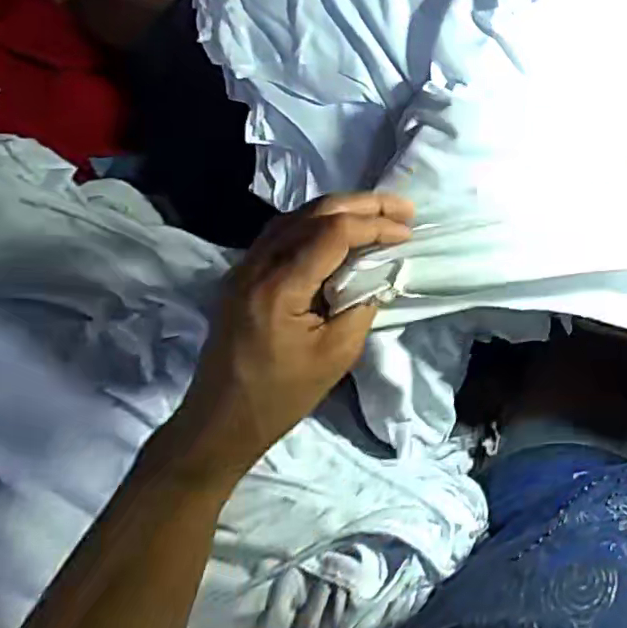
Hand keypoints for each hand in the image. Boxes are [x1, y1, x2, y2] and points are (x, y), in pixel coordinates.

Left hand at [164, 192, 413, 480]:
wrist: (219, 423)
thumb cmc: (281, 395)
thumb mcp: (338, 354)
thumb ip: (363, 304)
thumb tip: (382, 270)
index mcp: (279, 288)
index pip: (333, 232)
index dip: (376, 225)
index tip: (407, 233)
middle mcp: (258, 266)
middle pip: (316, 211)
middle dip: (365, 204)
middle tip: (403, 209)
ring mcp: (246, 266)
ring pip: (299, 214)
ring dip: (344, 208)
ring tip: (380, 213)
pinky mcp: (244, 273)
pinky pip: (286, 229)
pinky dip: (321, 220)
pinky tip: (343, 228)